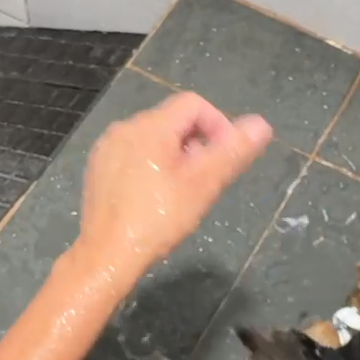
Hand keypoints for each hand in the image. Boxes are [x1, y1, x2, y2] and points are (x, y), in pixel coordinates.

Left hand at [70, 91, 271, 286]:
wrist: (106, 255)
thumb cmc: (157, 220)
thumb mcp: (202, 186)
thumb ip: (232, 152)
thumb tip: (262, 124)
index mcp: (149, 126)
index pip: (194, 104)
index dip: (218, 125)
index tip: (226, 157)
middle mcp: (124, 128)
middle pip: (172, 121)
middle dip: (196, 143)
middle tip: (205, 180)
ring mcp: (106, 148)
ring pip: (152, 139)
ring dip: (174, 156)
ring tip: (181, 191)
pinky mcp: (97, 168)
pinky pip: (132, 154)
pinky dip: (150, 166)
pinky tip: (154, 197)